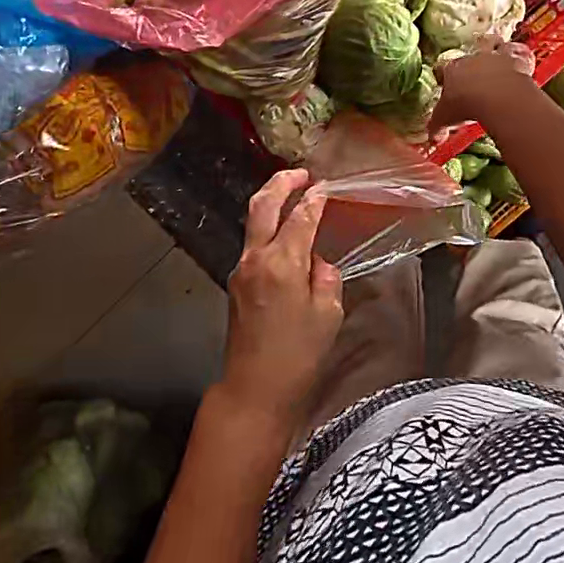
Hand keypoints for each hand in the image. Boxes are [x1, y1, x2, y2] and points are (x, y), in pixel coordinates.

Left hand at [221, 170, 343, 420]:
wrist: (254, 389)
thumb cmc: (299, 355)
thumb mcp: (328, 315)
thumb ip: (325, 277)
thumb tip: (316, 261)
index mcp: (283, 264)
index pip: (301, 217)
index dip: (315, 199)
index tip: (326, 186)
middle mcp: (256, 259)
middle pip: (263, 205)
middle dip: (281, 183)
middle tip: (301, 173)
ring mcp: (241, 269)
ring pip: (253, 222)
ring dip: (271, 202)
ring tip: (292, 194)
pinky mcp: (236, 283)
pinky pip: (253, 244)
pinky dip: (268, 229)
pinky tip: (285, 235)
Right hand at [430, 41, 535, 129]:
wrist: (496, 97)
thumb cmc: (464, 105)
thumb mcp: (445, 119)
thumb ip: (437, 127)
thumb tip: (433, 138)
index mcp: (451, 69)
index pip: (441, 67)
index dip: (441, 75)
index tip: (442, 82)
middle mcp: (473, 59)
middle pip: (468, 56)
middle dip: (470, 64)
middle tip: (473, 75)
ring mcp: (496, 58)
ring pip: (496, 46)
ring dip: (498, 51)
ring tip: (500, 59)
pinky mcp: (516, 61)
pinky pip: (520, 54)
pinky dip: (521, 59)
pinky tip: (523, 64)